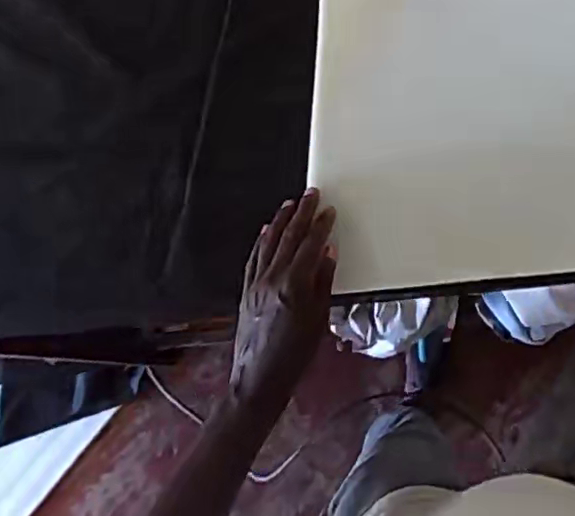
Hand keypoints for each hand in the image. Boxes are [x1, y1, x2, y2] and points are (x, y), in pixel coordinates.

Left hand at [229, 188, 336, 413]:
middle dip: (302, 213)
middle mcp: (273, 277)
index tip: (328, 210)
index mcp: (294, 284)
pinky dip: (262, 240)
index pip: (310, 244)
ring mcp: (256, 281)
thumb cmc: (295, 355)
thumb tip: (328, 253)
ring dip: (282, 220)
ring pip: (270, 241)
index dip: (321, 225)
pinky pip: (254, 256)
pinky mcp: (246, 289)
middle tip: (311, 194)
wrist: (258, 380)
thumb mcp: (318, 319)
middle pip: (289, 236)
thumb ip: (323, 282)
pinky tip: (267, 229)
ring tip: (290, 203)